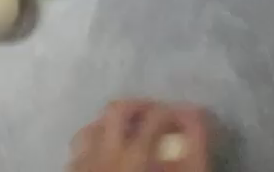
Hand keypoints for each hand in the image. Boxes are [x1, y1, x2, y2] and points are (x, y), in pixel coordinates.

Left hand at [68, 100, 210, 171]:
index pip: (157, 114)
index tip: (188, 122)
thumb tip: (197, 117)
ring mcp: (81, 169)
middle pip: (117, 109)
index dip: (176, 112)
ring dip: (111, 129)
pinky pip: (77, 158)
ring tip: (130, 142)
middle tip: (159, 121)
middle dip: (141, 108)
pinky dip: (93, 153)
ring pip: (90, 131)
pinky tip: (108, 168)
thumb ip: (196, 152)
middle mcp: (102, 155)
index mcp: (133, 154)